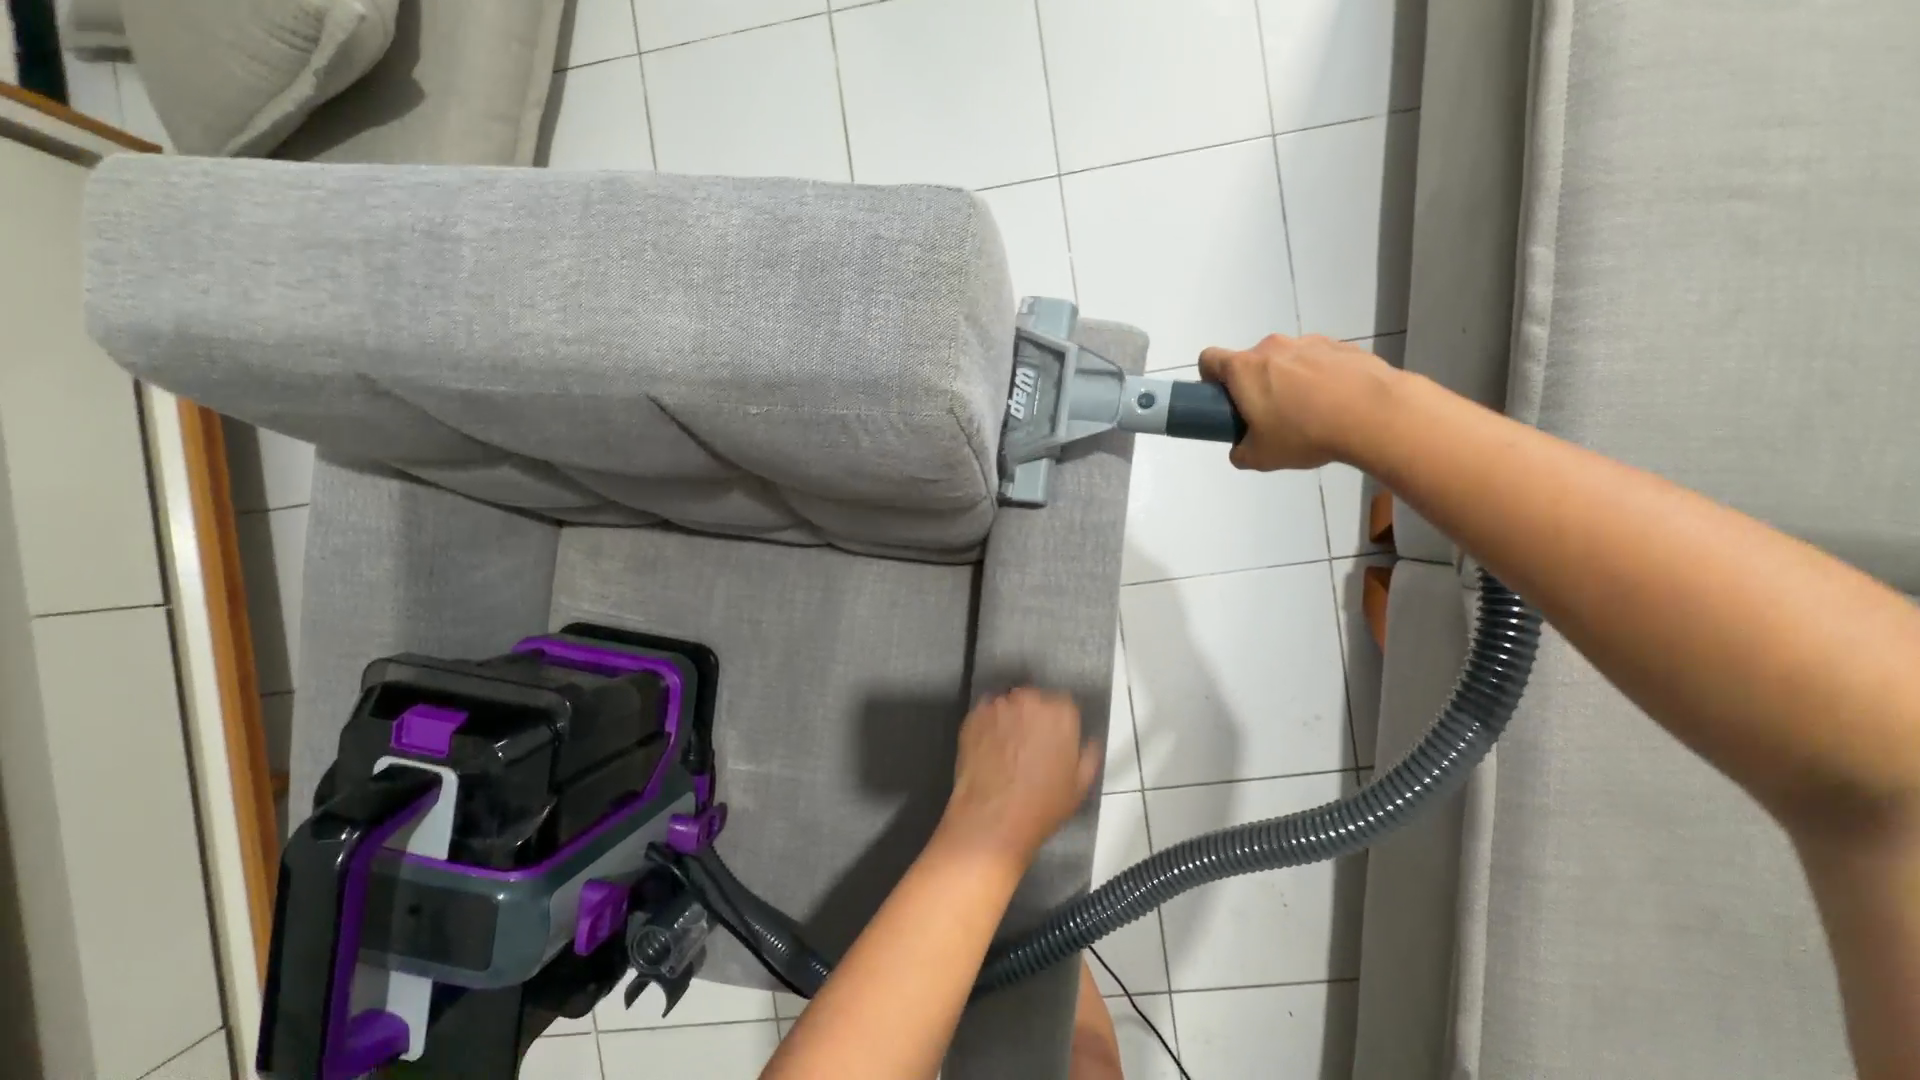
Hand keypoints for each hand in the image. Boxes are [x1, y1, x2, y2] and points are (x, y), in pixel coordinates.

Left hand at [940, 689, 1100, 866]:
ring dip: (1010, 719)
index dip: (1058, 724)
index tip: (1053, 741)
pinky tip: (989, 748)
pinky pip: (985, 714)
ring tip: (1007, 748)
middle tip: (1030, 745)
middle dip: (1033, 717)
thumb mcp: (1080, 784)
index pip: (1063, 704)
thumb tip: (1087, 741)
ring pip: (1008, 705)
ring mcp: (999, 705)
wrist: (992, 819)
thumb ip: (1088, 753)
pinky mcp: (973, 715)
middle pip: (1034, 699)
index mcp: (1062, 712)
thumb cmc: (1042, 805)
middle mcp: (1030, 699)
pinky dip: (989, 725)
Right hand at [1198, 333, 1397, 470]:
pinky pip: (1320, 361)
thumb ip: (1241, 452)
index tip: (1224, 400)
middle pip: (1252, 361)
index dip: (1210, 379)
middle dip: (1255, 385)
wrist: (1374, 414)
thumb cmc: (1305, 433)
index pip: (1209, 359)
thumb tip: (1241, 449)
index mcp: (1245, 369)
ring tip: (1311, 413)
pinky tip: (1338, 405)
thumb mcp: (1261, 457)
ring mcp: (1309, 343)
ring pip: (1288, 360)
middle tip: (1270, 417)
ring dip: (1290, 381)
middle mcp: (1273, 348)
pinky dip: (1321, 378)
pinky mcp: (1342, 346)